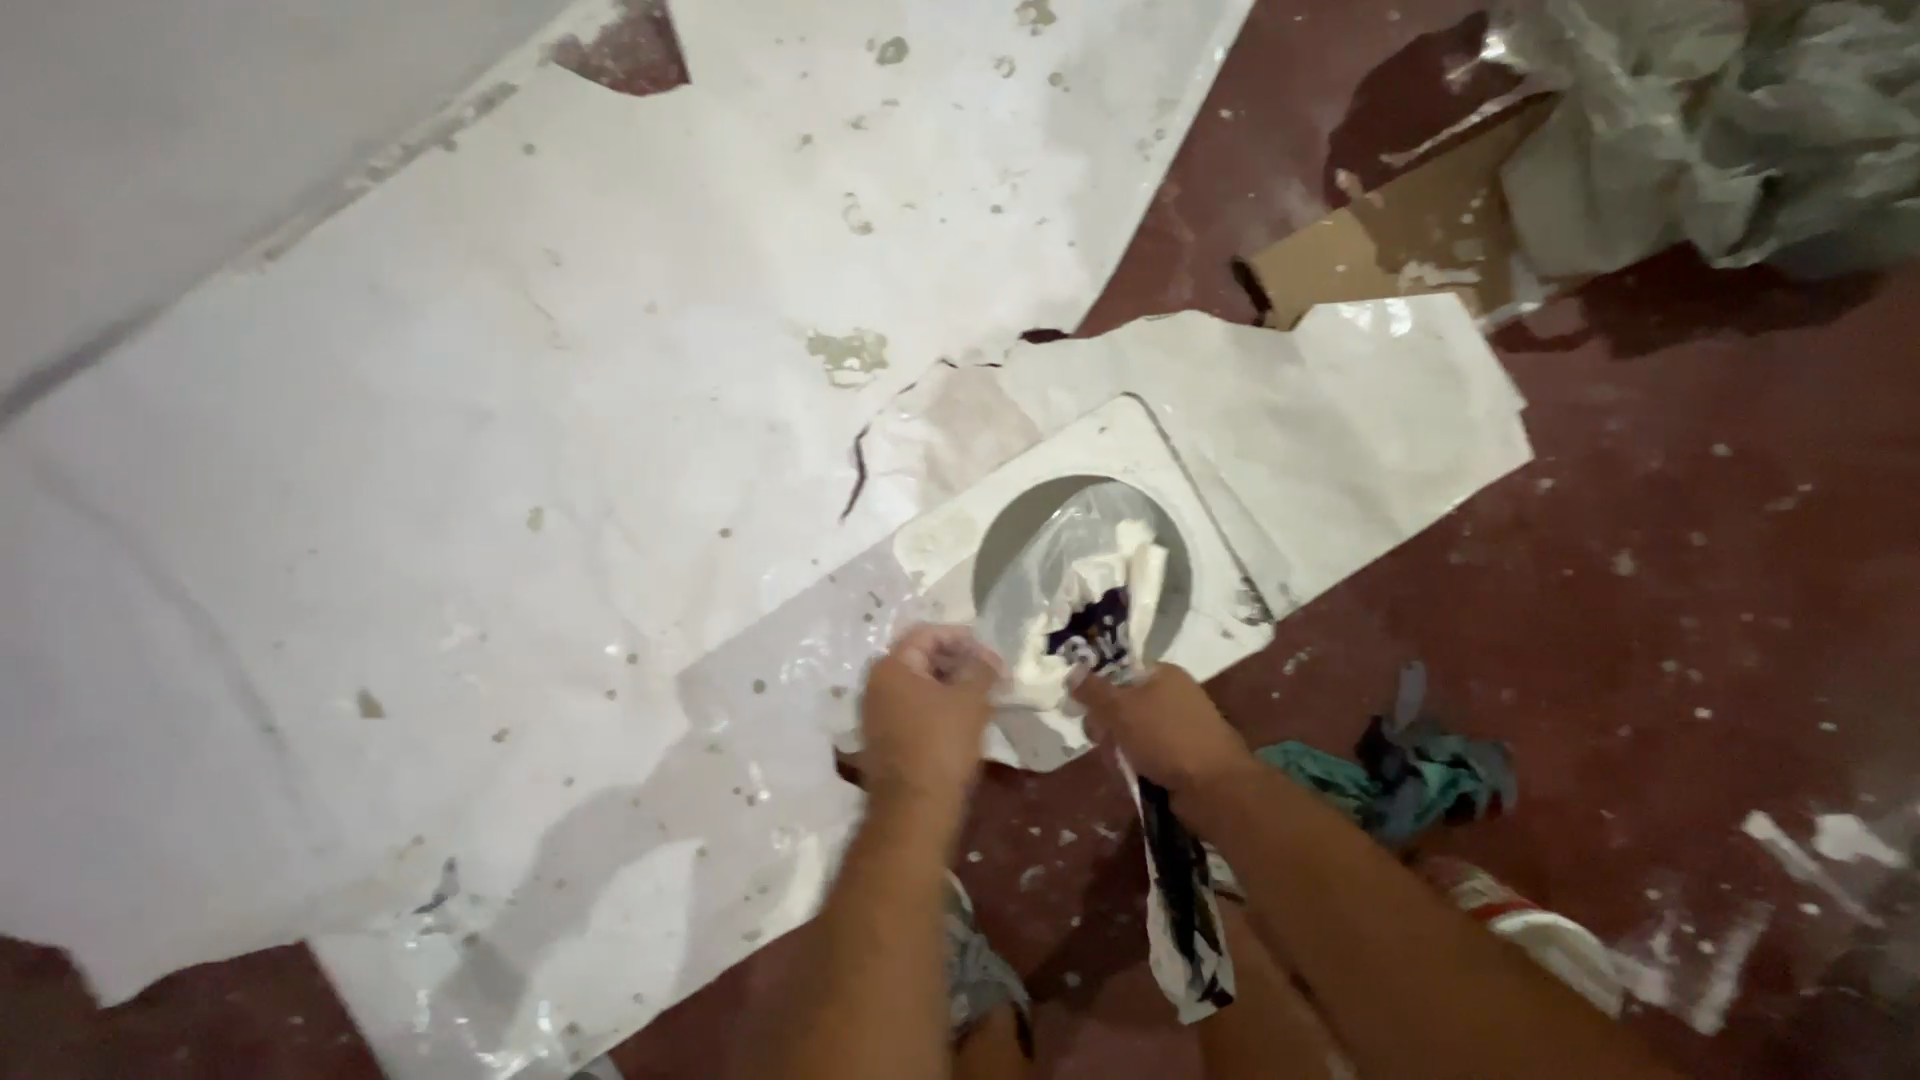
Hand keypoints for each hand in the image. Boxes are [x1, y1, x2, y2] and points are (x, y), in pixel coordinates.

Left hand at [858, 624, 1000, 807]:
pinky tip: (964, 719)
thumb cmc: (942, 745)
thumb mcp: (970, 700)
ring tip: (983, 696)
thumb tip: (988, 657)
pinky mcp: (882, 739)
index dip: (962, 637)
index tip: (991, 652)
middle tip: (991, 674)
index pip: (927, 634)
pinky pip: (913, 708)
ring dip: (951, 685)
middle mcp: (875, 684)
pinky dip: (938, 706)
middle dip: (958, 661)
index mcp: (890, 666)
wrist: (914, 810)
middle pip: (921, 658)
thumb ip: (981, 668)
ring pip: (918, 685)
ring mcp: (875, 713)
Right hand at [1071, 663, 1253, 794]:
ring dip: (1117, 749)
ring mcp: (1176, 727)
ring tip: (1121, 765)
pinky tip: (1132, 776)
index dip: (1097, 687)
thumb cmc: (1166, 737)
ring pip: (1129, 733)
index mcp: (1162, 674)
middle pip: (1120, 704)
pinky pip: (1144, 754)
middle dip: (1106, 726)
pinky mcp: (1179, 756)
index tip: (1081, 707)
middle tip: (1104, 740)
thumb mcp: (1121, 709)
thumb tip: (1072, 670)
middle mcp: (1171, 696)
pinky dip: (1134, 764)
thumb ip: (1093, 690)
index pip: (1118, 671)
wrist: (1214, 787)